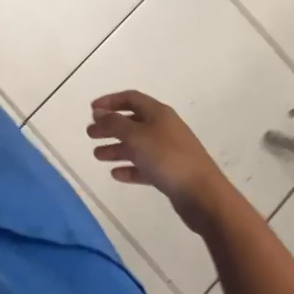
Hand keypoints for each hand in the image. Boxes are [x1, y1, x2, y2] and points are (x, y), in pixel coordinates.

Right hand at [87, 90, 222, 212]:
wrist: (203, 195)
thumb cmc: (167, 158)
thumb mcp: (136, 136)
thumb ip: (114, 123)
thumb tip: (99, 112)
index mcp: (158, 113)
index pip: (131, 98)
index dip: (110, 101)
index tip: (91, 110)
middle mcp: (164, 128)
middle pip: (132, 122)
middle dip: (110, 127)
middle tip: (90, 135)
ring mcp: (168, 151)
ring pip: (137, 145)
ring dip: (116, 148)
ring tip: (97, 156)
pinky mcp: (170, 173)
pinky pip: (145, 166)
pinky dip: (130, 168)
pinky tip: (116, 174)